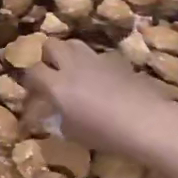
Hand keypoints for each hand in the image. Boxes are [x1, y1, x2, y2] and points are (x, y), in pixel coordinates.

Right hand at [27, 38, 177, 152]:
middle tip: (53, 72)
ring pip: (74, 44)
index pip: (32, 71)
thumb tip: (56, 114)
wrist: (148, 122)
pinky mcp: (118, 62)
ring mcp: (96, 60)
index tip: (34, 90)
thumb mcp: (74, 133)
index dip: (30, 79)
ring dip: (70, 54)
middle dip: (48, 56)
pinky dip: (95, 64)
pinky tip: (103, 80)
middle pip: (51, 45)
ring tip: (75, 70)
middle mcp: (72, 65)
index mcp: (56, 84)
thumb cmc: (105, 133)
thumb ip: (60, 119)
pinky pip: (99, 56)